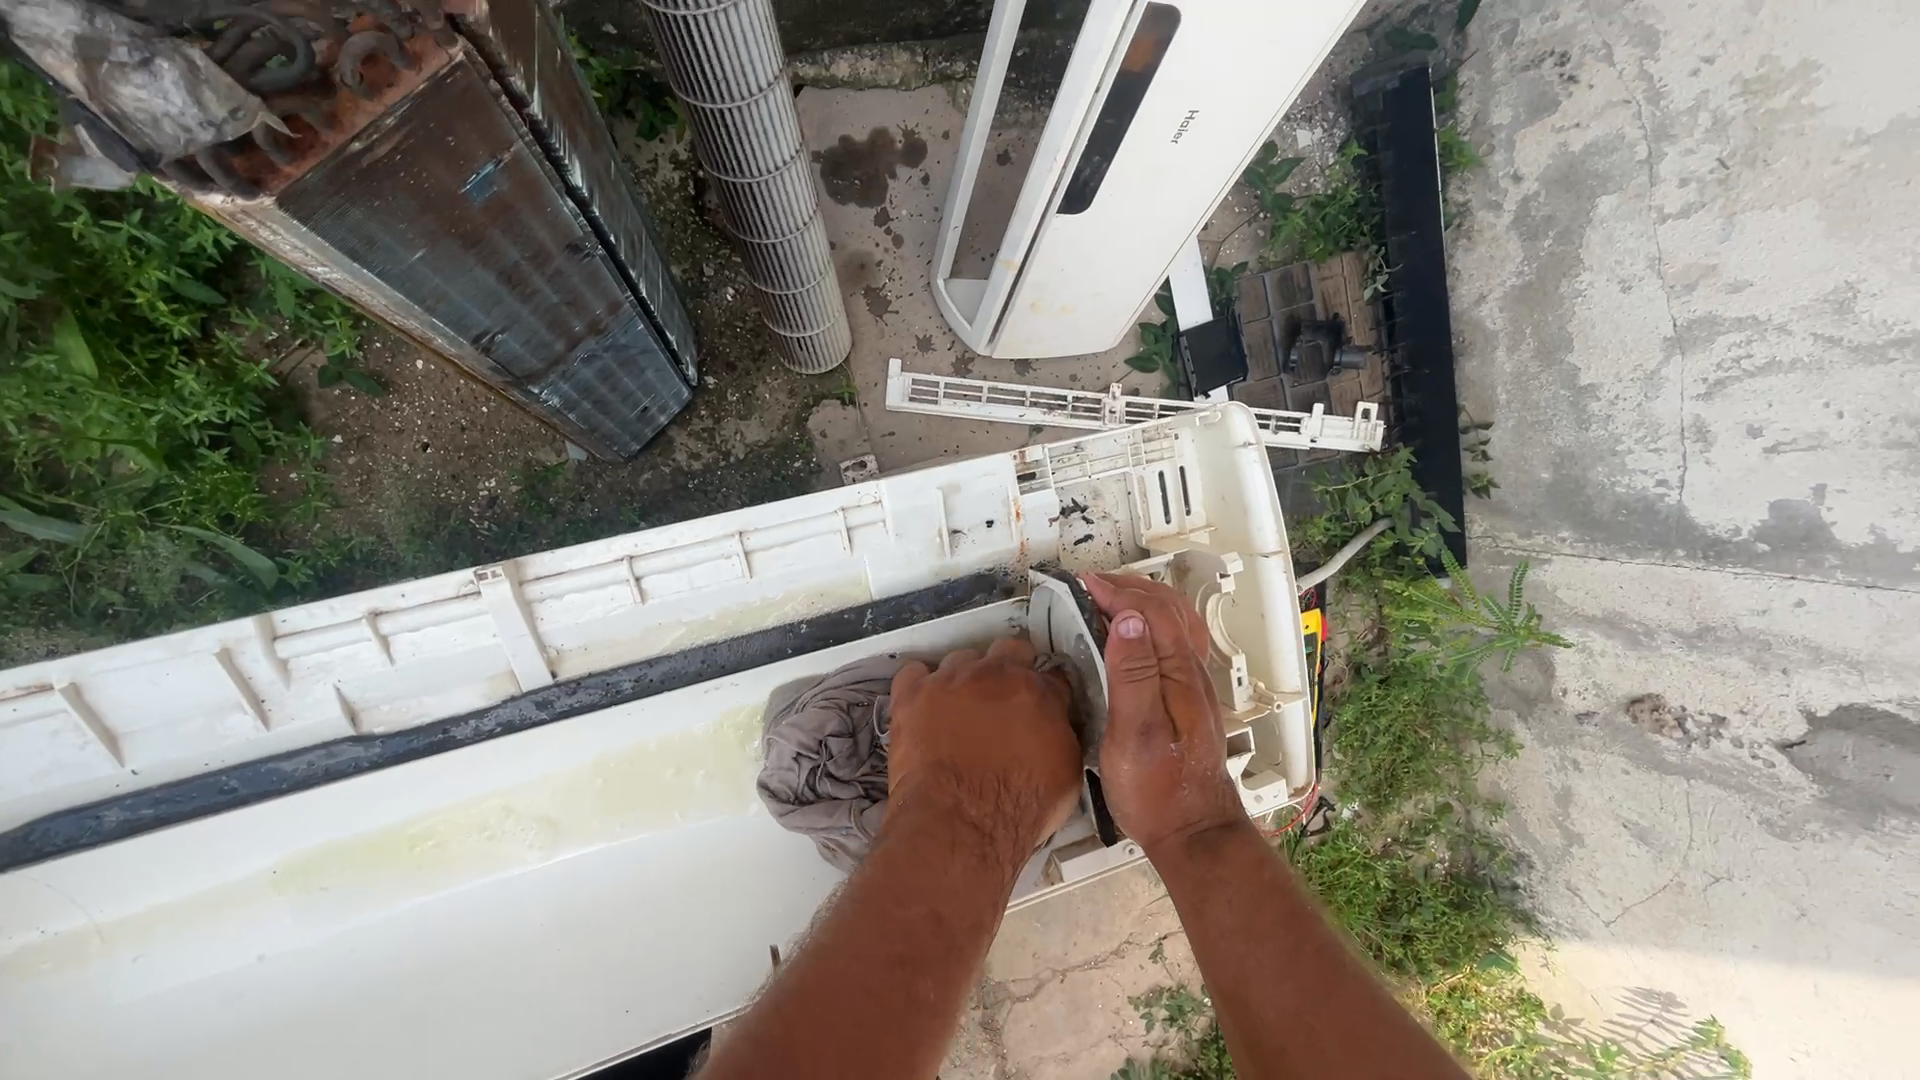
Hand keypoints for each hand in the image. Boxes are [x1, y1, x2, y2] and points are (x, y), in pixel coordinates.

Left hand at [888, 638, 1082, 866]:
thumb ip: (1062, 732)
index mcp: (1037, 691)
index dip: (1047, 690)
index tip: (1042, 704)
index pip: (1051, 674)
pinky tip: (926, 704)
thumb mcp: (1066, 773)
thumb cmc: (1017, 808)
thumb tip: (1055, 721)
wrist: (959, 823)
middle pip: (1009, 650)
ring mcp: (950, 680)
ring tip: (961, 709)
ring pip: (962, 658)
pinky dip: (921, 684)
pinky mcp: (912, 695)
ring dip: (966, 677)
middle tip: (1005, 700)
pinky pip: (915, 672)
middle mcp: (994, 674)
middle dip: (1012, 668)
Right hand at [1081, 573, 1246, 854]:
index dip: (1116, 592)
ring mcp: (1194, 685)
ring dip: (1144, 600)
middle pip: (1168, 610)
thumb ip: (1132, 674)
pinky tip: (1134, 633)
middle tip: (1091, 585)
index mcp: (1178, 674)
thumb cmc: (1156, 789)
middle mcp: (1192, 672)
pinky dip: (1152, 621)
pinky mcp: (1188, 699)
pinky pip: (1175, 641)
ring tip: (1109, 597)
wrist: (1192, 831)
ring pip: (1176, 623)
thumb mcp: (1134, 733)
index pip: (1150, 613)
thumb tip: (1127, 619)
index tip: (1082, 584)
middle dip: (1129, 588)